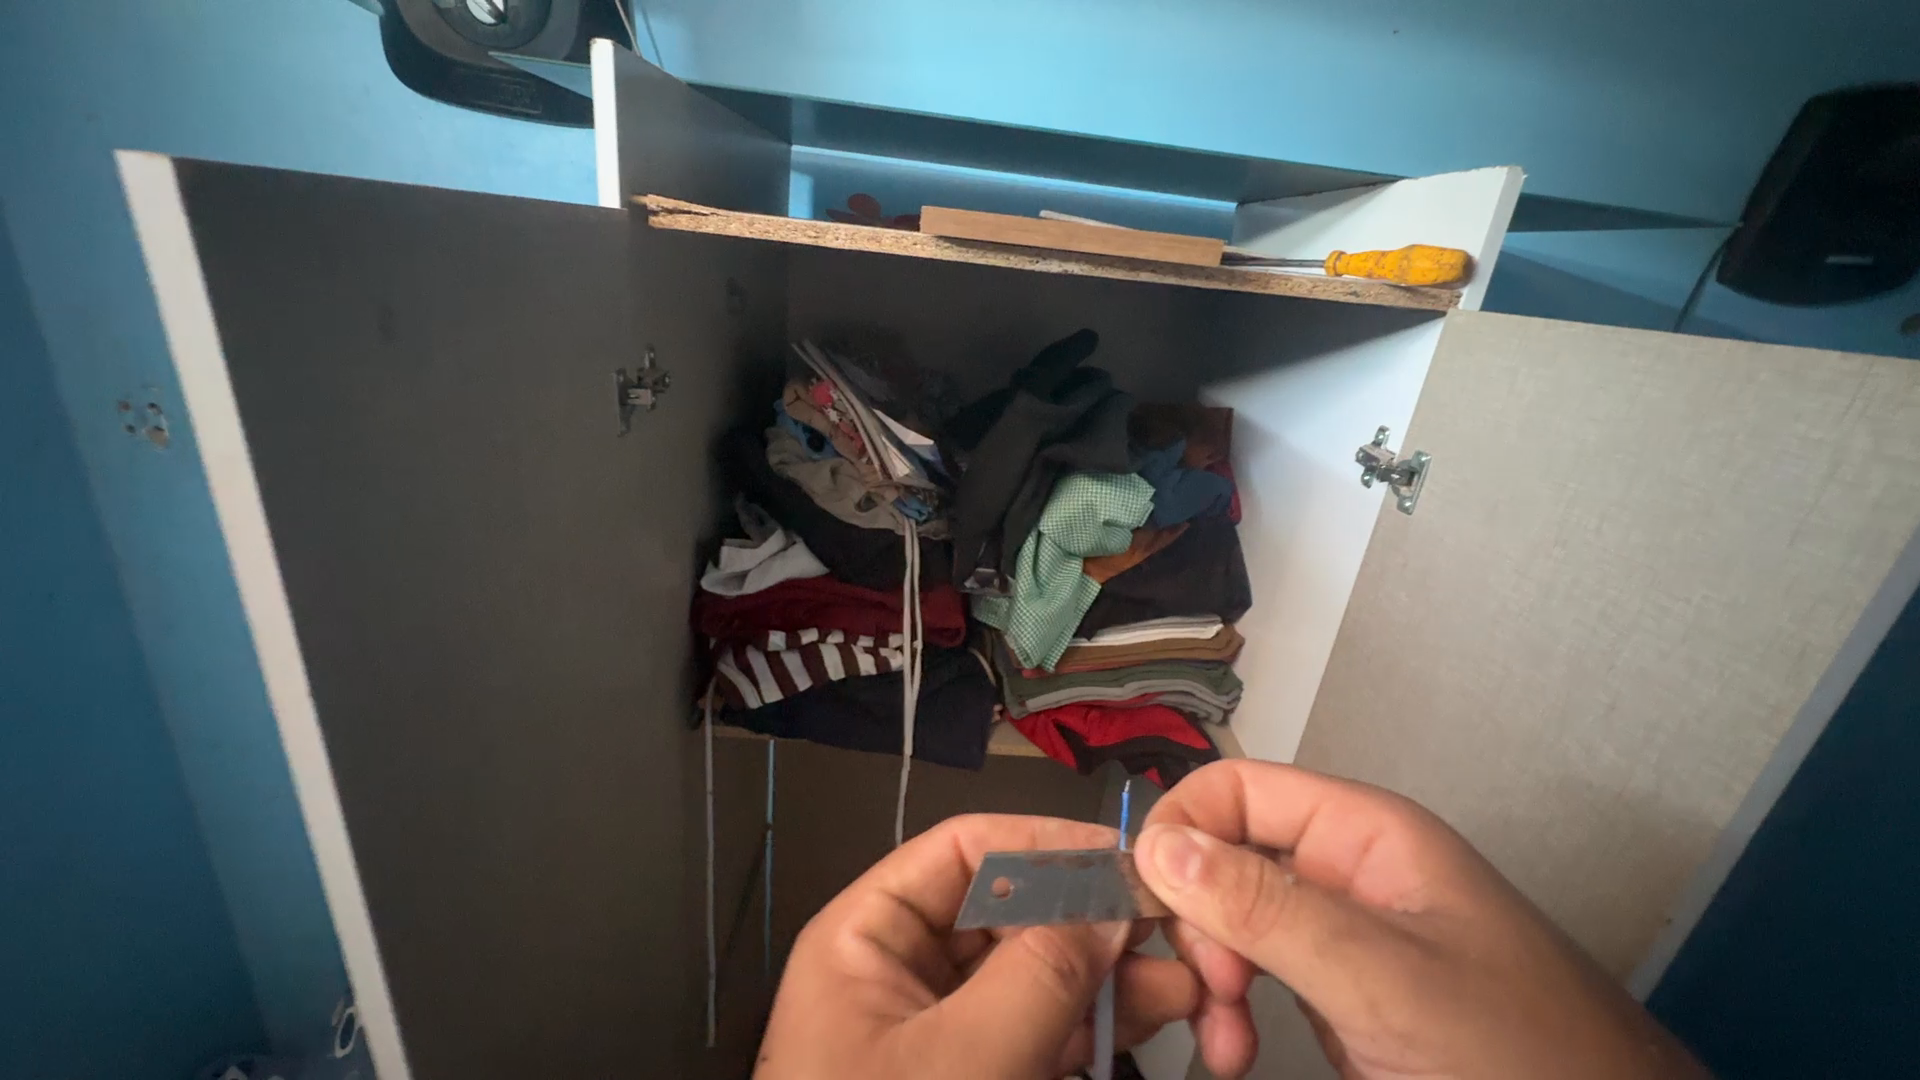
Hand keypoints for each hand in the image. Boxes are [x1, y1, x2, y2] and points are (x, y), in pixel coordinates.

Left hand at [755, 814, 1200, 1078]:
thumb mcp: (958, 1063)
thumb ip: (1038, 975)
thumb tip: (1111, 907)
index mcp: (869, 934)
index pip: (964, 852)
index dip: (1044, 843)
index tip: (1122, 857)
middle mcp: (905, 966)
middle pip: (1009, 910)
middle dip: (1093, 916)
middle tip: (1171, 926)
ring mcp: (944, 1024)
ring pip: (1036, 969)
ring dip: (1111, 971)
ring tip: (1190, 980)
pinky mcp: (978, 1071)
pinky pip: (1042, 1024)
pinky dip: (1096, 1019)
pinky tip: (1152, 1010)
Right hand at [1132, 760, 1709, 1079]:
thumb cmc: (1515, 1059)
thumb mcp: (1383, 981)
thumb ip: (1265, 908)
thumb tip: (1152, 846)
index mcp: (1360, 832)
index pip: (1237, 790)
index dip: (1182, 830)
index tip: (1151, 904)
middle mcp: (1341, 868)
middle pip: (1224, 855)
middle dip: (1199, 920)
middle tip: (1208, 994)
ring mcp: (1337, 932)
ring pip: (1231, 917)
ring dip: (1209, 971)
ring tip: (1221, 1042)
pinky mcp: (1336, 988)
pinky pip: (1254, 969)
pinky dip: (1230, 1005)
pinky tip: (1233, 1049)